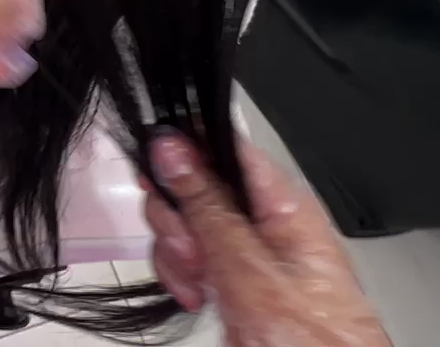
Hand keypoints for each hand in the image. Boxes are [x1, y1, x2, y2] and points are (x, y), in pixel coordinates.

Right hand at [145, 133, 390, 346]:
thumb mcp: (250, 273)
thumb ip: (207, 206)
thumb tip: (170, 144)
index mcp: (283, 206)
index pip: (223, 145)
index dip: (182, 149)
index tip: (156, 176)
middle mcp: (263, 221)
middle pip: (193, 181)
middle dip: (176, 215)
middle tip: (187, 250)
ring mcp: (245, 250)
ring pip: (183, 217)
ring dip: (174, 249)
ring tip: (195, 284)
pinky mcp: (230, 277)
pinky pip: (185, 251)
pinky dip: (178, 270)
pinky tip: (193, 294)